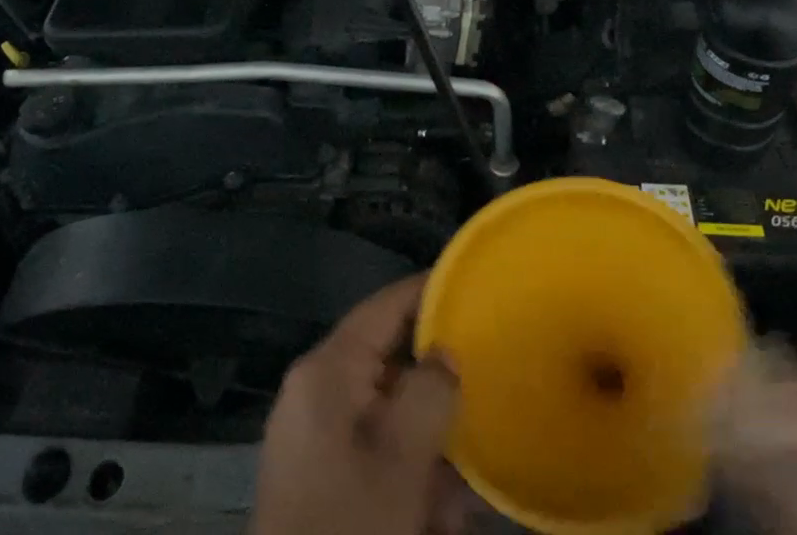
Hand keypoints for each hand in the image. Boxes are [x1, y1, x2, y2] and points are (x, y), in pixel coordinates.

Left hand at [251, 275, 468, 534]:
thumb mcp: (402, 459)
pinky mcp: (320, 472)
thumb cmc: (349, 521)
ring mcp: (315, 435)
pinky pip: (375, 454)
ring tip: (457, 495)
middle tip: (481, 405)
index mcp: (326, 373)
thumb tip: (446, 354)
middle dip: (436, 396)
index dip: (426, 292)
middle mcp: (316, 393)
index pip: (382, 308)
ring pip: (389, 418)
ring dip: (428, 450)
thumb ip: (430, 392)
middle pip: (390, 367)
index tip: (471, 285)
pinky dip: (407, 476)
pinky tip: (435, 516)